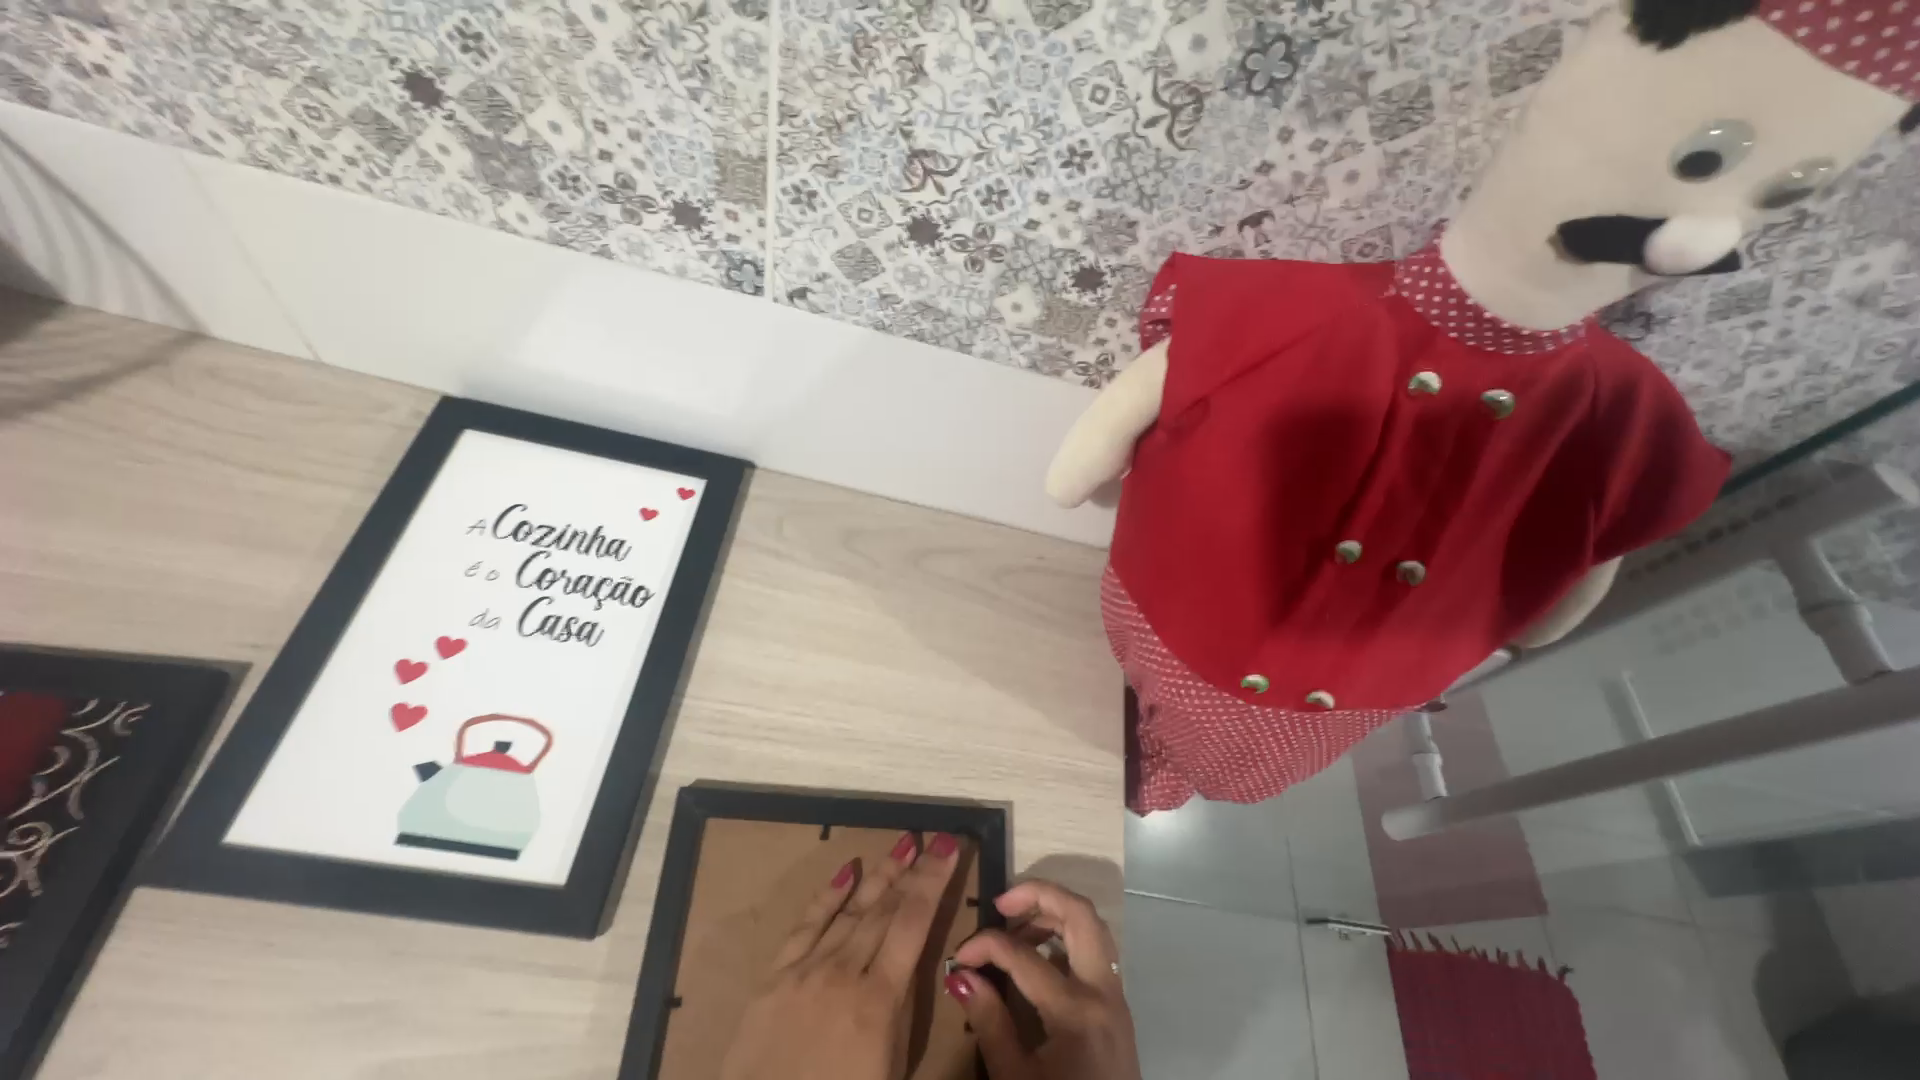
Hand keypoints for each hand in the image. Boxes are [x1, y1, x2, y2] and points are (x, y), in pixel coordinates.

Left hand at [720, 832, 963, 1079]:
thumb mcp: (890, 1067)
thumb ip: (902, 1011)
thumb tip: (912, 965)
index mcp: (878, 1000)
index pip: (913, 924)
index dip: (934, 881)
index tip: (949, 846)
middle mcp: (843, 973)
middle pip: (885, 910)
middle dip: (913, 870)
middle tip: (932, 837)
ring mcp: (805, 970)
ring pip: (850, 910)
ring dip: (880, 875)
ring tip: (903, 844)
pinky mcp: (774, 976)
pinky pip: (805, 925)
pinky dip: (828, 895)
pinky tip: (847, 870)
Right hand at [944, 880, 1142, 1079]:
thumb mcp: (1016, 1078)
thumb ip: (989, 1022)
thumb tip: (960, 976)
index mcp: (1077, 1010)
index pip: (1022, 956)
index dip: (984, 946)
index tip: (959, 955)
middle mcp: (1104, 990)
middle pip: (1081, 914)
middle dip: (1040, 895)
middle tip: (1002, 903)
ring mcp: (1117, 996)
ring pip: (1093, 927)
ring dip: (1056, 913)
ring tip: (1016, 926)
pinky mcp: (1117, 1006)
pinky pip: (1096, 951)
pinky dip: (1068, 936)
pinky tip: (1040, 952)